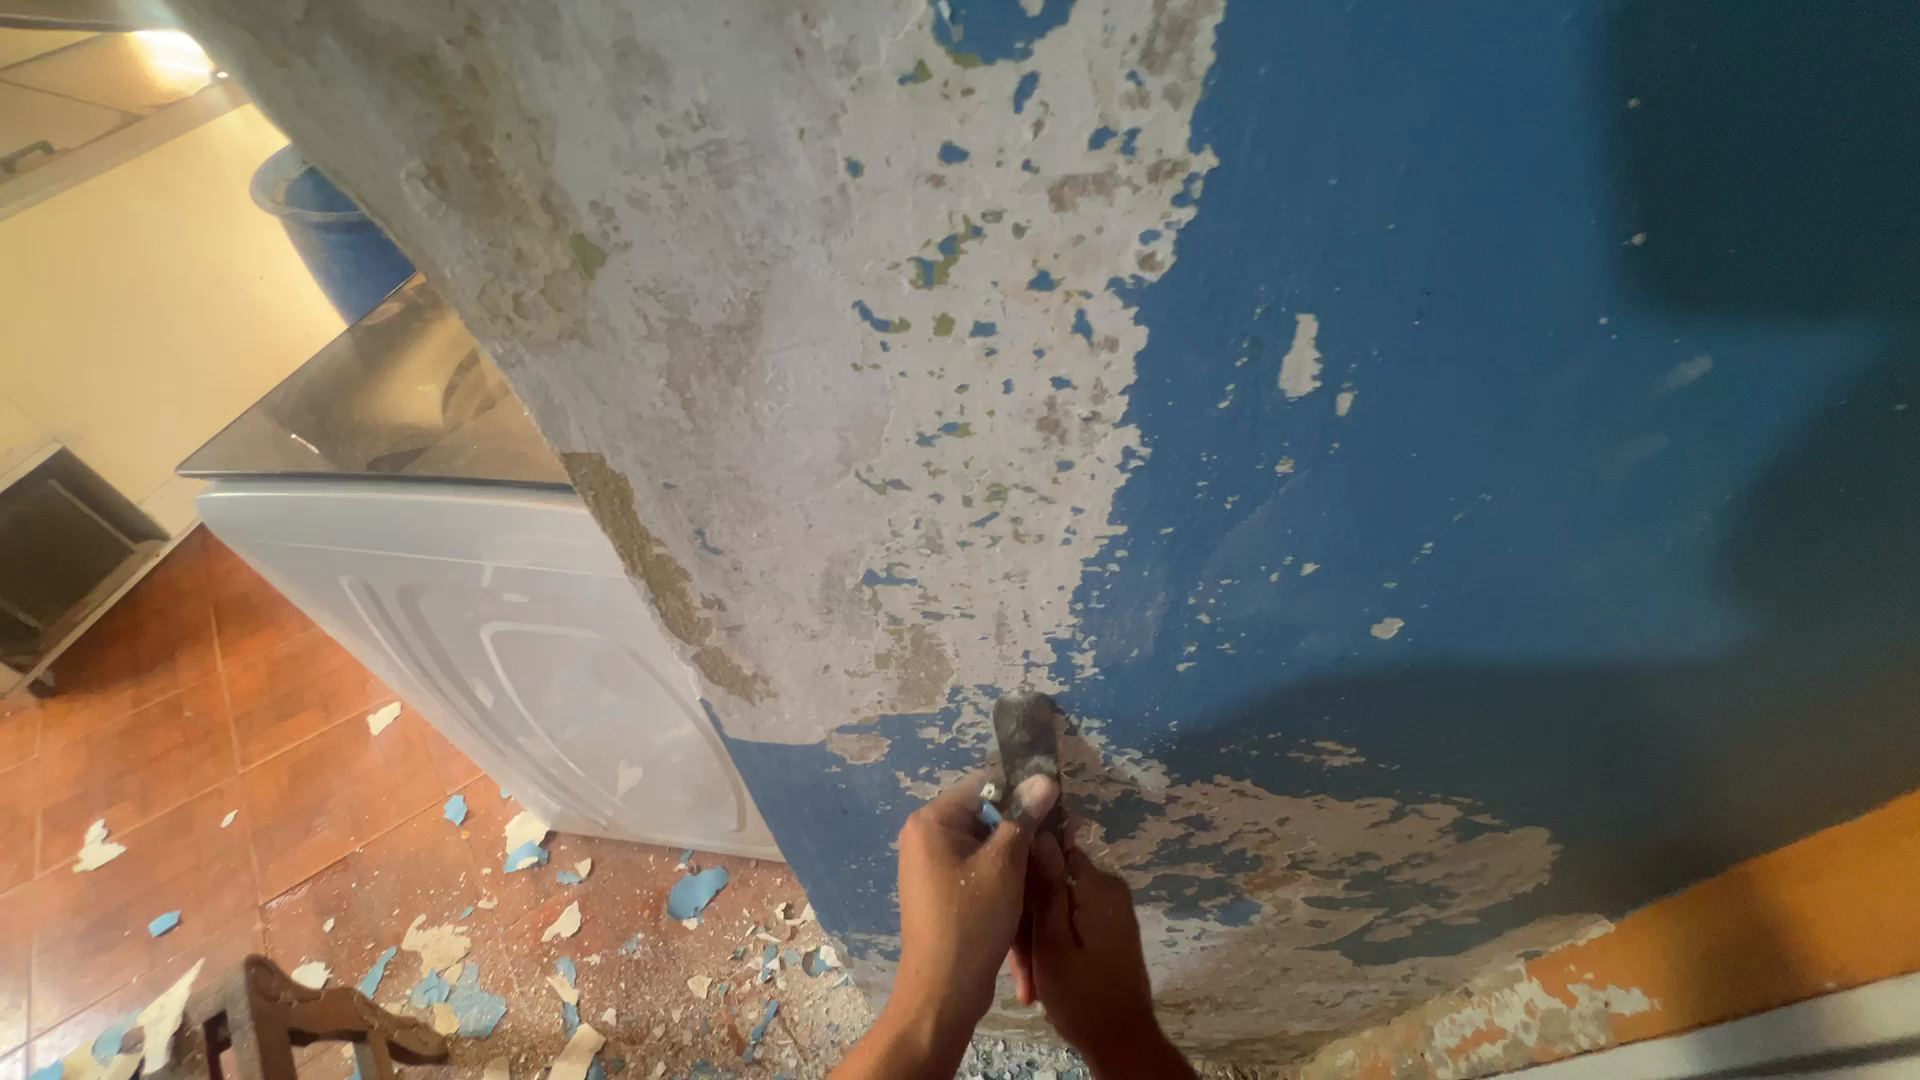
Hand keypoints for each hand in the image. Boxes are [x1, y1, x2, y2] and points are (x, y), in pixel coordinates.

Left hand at [833, 774, 1058, 1079]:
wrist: (944, 993)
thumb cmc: (971, 921)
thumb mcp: (1004, 865)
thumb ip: (1024, 817)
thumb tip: (1045, 778)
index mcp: (932, 820)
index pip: (983, 785)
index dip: (1022, 791)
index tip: (1057, 804)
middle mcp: (926, 834)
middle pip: (985, 814)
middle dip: (1023, 825)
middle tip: (1062, 835)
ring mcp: (932, 863)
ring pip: (986, 843)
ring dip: (1018, 851)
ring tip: (1052, 860)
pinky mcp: (943, 888)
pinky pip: (979, 866)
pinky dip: (1004, 871)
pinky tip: (1032, 881)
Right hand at [1018, 831, 1195, 1078]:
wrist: (1123, 1045)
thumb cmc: (1081, 995)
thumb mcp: (1052, 941)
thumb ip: (1046, 887)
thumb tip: (1040, 832)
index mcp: (1097, 884)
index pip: (1050, 852)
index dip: (1023, 877)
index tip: (1005, 907)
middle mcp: (1109, 888)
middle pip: (1053, 884)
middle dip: (1029, 920)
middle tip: (1018, 963)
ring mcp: (1111, 909)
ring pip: (1059, 907)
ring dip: (1039, 938)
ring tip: (1027, 979)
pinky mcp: (1110, 928)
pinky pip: (1072, 921)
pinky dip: (1054, 943)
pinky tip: (1039, 975)